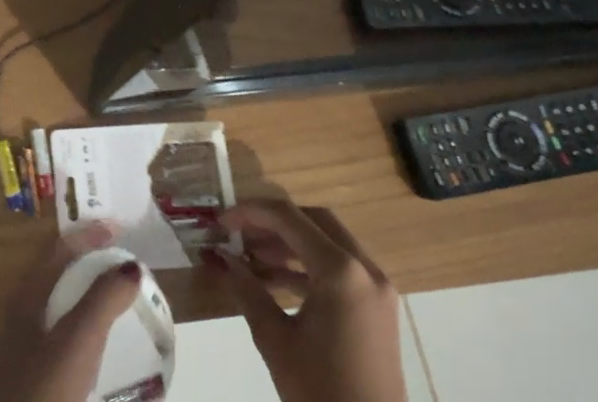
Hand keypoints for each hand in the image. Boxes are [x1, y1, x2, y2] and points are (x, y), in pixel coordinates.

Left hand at [0, 224, 141, 401]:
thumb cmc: (39, 393)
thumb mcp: (75, 346)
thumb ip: (101, 303)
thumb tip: (129, 263)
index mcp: (25, 304)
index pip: (55, 252)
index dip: (86, 235)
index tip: (120, 226)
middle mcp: (17, 324)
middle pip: (52, 279)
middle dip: (86, 265)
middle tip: (123, 265)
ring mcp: (17, 357)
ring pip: (53, 314)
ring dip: (83, 301)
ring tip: (117, 307)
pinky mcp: (24, 388)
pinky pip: (55, 347)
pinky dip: (78, 338)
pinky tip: (95, 359)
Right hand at [206, 200, 404, 401]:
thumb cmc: (319, 391)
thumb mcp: (274, 338)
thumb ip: (247, 289)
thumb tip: (222, 258)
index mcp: (340, 271)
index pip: (289, 218)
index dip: (249, 213)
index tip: (219, 222)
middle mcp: (365, 269)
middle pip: (314, 220)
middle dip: (273, 221)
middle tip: (237, 232)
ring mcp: (377, 288)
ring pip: (329, 243)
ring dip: (290, 243)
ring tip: (249, 255)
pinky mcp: (378, 308)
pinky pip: (341, 268)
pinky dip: (309, 265)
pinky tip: (275, 279)